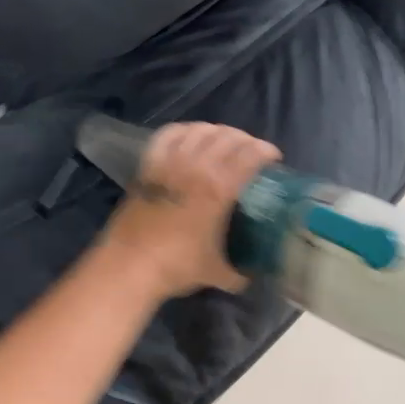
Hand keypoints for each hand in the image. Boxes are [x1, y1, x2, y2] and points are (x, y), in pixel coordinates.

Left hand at [97, 122, 280, 300]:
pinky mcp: (149, 164)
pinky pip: (169, 134)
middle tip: (252, 150)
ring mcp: (170, 161)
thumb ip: (239, 272)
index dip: (265, 150)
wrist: (130, 263)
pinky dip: (184, 130)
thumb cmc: (177, 266)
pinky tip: (190, 135)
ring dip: (217, 131)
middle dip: (245, 139)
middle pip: (226, 136)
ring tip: (225, 141)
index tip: (274, 157)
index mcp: (218, 189)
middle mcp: (195, 166)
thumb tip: (251, 274)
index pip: (249, 155)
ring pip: (198, 130)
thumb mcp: (218, 273)